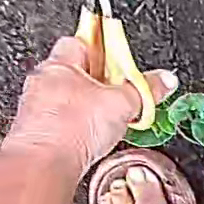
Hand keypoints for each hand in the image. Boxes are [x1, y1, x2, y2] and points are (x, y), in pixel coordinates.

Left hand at [4, 36, 177, 172]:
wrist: (45, 162)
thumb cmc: (72, 127)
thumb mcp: (123, 103)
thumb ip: (145, 89)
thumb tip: (165, 79)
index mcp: (61, 64)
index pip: (82, 41)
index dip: (104, 48)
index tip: (121, 57)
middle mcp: (44, 81)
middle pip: (77, 71)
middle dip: (100, 81)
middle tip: (122, 93)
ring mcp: (38, 107)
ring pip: (69, 98)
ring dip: (89, 106)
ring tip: (111, 119)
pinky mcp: (38, 131)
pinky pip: (63, 122)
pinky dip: (80, 127)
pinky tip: (93, 137)